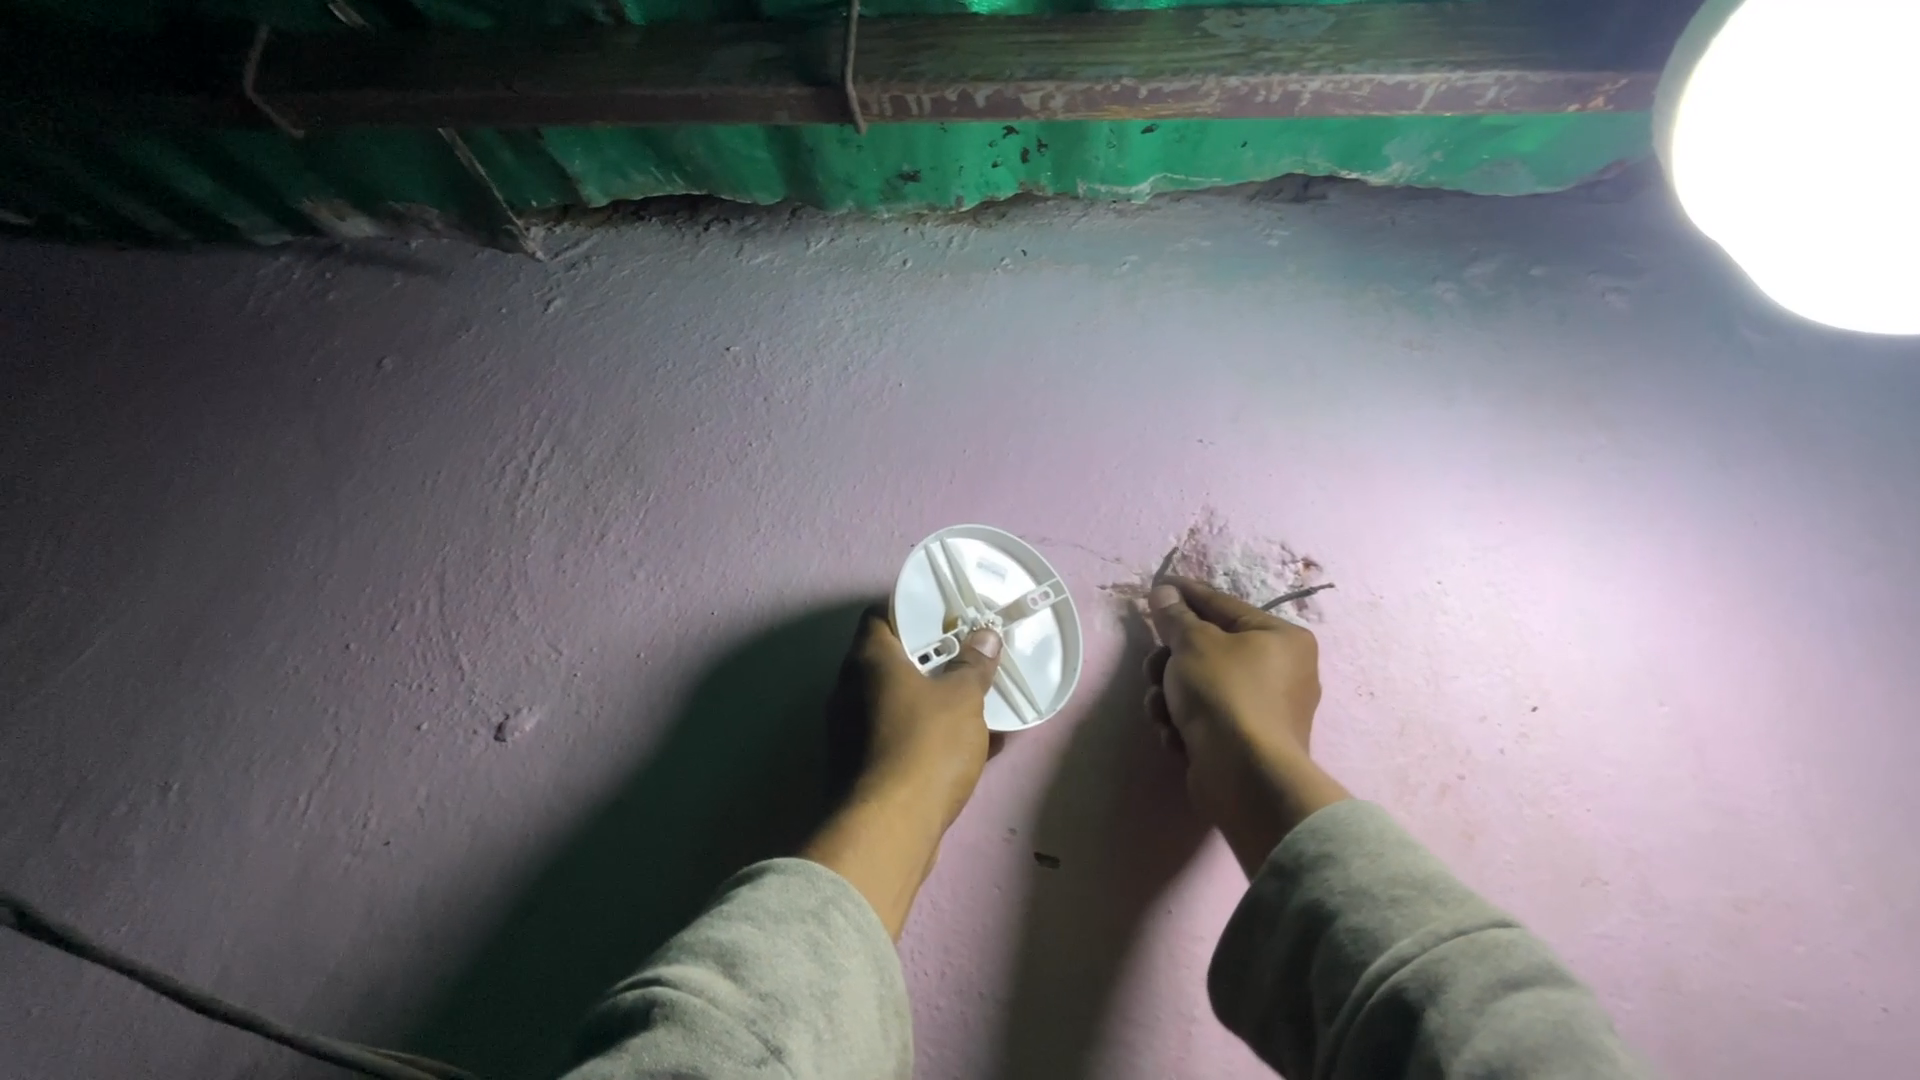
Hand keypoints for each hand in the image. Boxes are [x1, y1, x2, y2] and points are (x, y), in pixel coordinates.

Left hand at [830, 605, 1001, 827]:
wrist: (889, 829)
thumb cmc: (925, 745)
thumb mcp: (963, 698)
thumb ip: (974, 664)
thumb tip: (985, 636)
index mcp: (868, 659)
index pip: (879, 615)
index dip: (909, 611)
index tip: (943, 616)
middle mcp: (847, 688)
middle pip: (886, 659)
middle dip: (925, 658)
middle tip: (962, 656)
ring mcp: (847, 730)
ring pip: (892, 700)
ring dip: (926, 698)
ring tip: (968, 700)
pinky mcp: (856, 766)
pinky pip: (894, 735)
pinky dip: (922, 732)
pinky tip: (961, 744)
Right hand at [1144, 577, 1349, 875]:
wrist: (1244, 776)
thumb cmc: (1224, 693)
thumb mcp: (1192, 643)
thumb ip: (1175, 615)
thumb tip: (1165, 591)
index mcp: (1281, 638)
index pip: (1223, 606)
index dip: (1186, 595)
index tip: (1157, 587)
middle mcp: (1282, 672)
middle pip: (1208, 650)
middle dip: (1171, 661)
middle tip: (1152, 667)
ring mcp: (1266, 712)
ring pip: (1200, 687)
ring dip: (1170, 695)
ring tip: (1159, 708)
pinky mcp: (1247, 745)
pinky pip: (1206, 719)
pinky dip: (1184, 723)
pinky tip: (1173, 734)